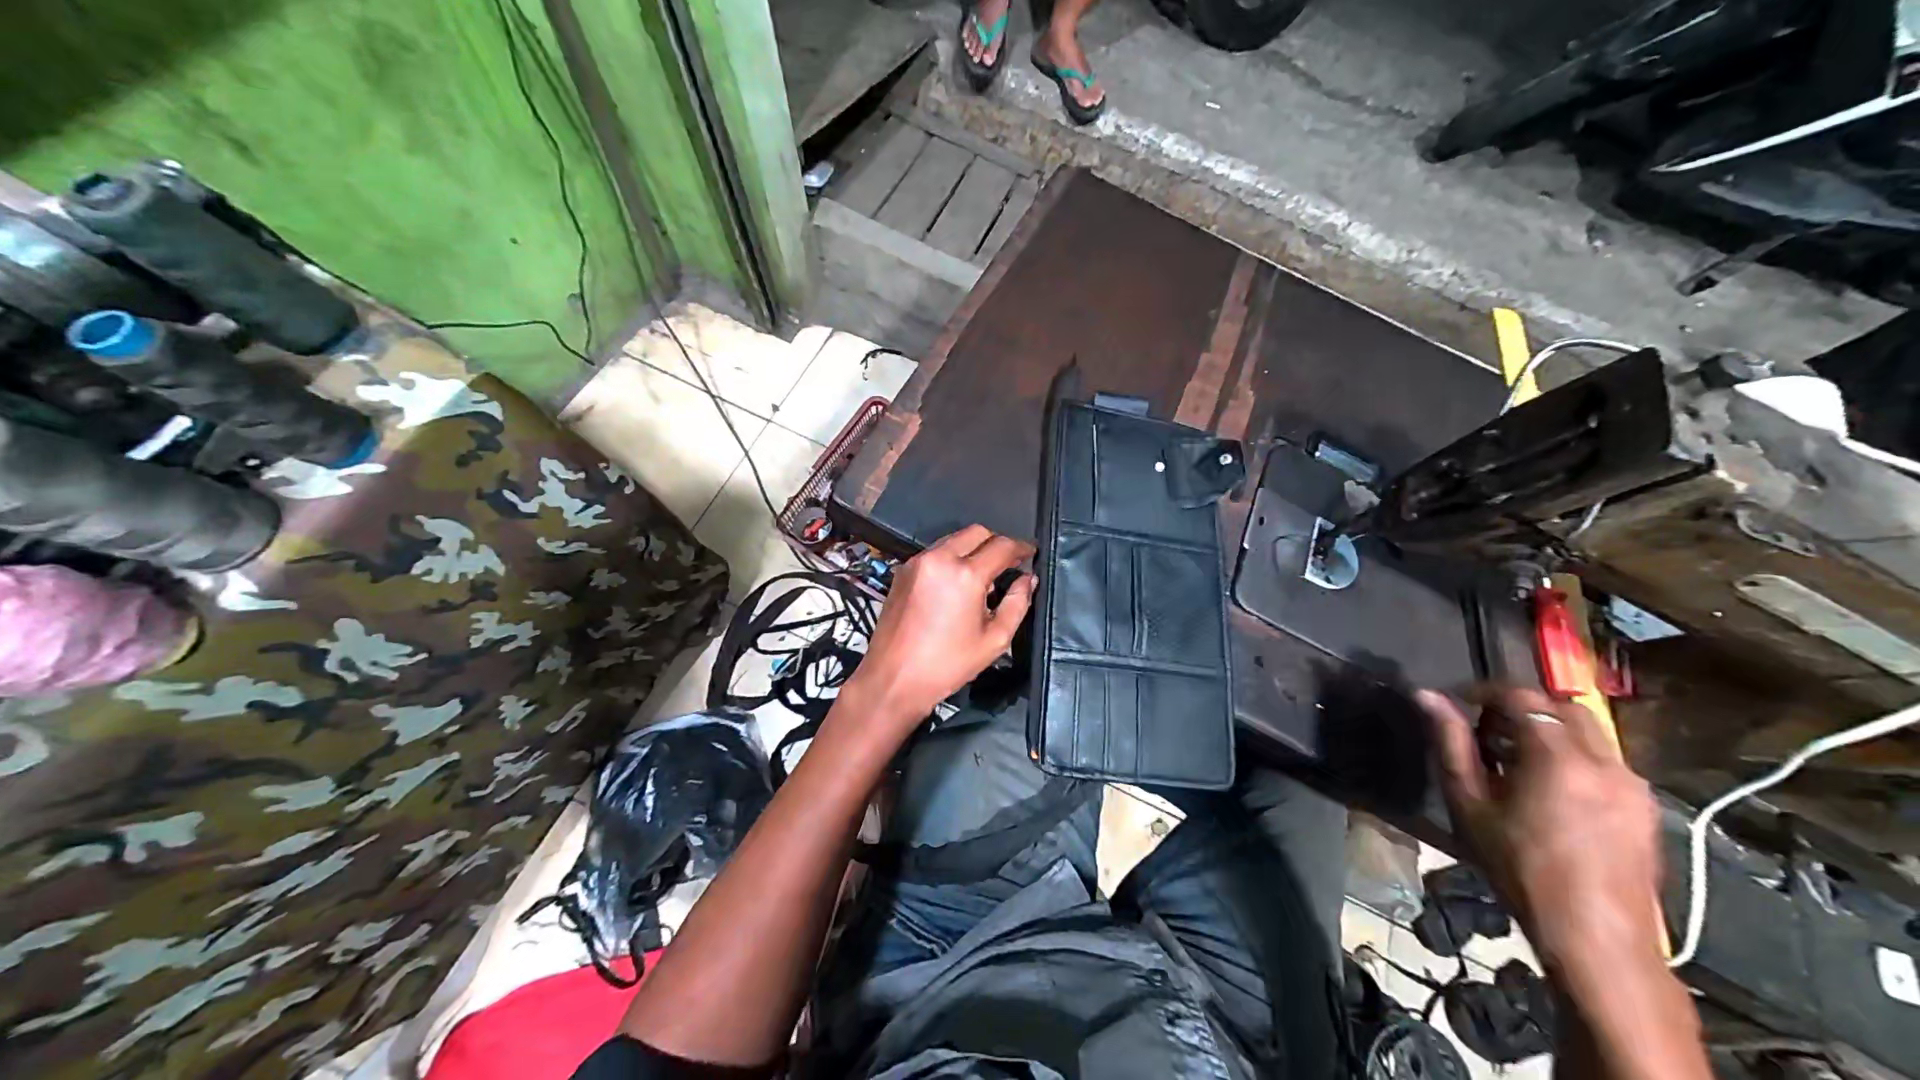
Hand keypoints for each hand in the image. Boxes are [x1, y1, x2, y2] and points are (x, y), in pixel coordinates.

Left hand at [842, 525, 1034, 732]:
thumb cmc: (945, 665)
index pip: (1002, 546)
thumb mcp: (994, 640)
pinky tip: (957, 585)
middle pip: (977, 532)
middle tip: (1009, 563)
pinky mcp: (903, 571)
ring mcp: (917, 563)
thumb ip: (1017, 603)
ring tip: (984, 578)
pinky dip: (952, 559)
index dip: (1022, 548)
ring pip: (954, 539)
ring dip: (974, 549)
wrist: (894, 678)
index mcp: (965, 575)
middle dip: (997, 543)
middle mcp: (939, 560)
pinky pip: (935, 553)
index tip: (1030, 553)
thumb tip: (1027, 580)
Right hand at [1416, 685, 1665, 981]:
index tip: (1459, 703)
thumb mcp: (1470, 803)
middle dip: (1522, 707)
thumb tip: (1427, 696)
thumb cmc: (1519, 868)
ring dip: (1550, 730)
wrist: (1594, 935)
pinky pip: (1606, 760)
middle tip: (1487, 729)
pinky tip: (1549, 787)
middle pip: (1563, 706)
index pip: (1523, 697)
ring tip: (1515, 758)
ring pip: (1589, 732)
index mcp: (1559, 758)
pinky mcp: (1645, 806)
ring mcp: (1632, 784)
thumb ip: (1451, 743)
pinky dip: (1574, 755)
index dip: (1486, 692)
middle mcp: (1605, 761)